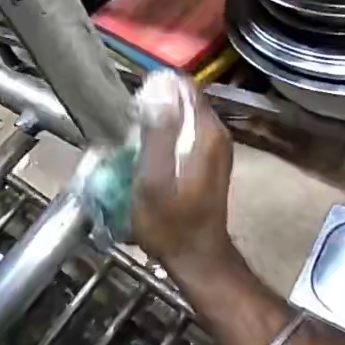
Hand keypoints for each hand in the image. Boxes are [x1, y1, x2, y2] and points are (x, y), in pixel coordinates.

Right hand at [130, 71, 236, 276]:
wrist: (196, 258)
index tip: (133, 99)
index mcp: (207, 132)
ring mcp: (216, 148)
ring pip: (184, 116)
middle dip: (156, 101)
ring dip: (159, 118)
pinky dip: (167, 134)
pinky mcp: (208, 161)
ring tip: (132, 132)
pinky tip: (147, 149)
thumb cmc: (170, 222)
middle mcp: (217, 133)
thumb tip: (158, 88)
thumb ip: (157, 132)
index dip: (157, 85)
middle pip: (184, 100)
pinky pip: (186, 133)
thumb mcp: (153, 178)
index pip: (185, 86)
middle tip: (127, 118)